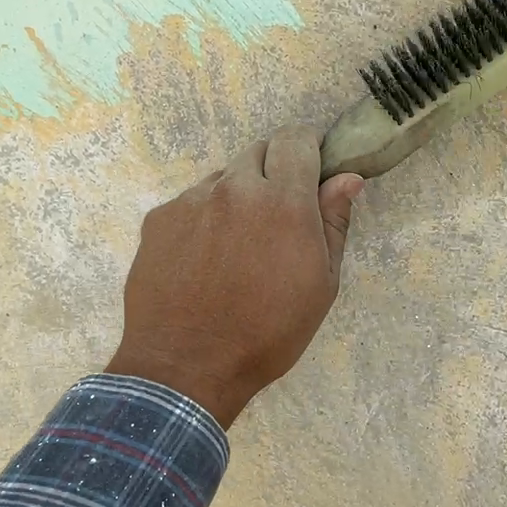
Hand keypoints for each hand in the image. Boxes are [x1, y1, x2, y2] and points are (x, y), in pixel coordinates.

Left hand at [105, 125, 363, 426]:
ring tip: (239, 245)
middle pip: (259, 151)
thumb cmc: (269, 332)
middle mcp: (236, 189)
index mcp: (284, 202)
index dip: (308, 148)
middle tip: (279, 215)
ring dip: (239, 195)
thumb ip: (333, 223)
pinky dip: (206, 217)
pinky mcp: (159, 219)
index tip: (312, 170)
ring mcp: (191, 201)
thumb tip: (347, 179)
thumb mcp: (321, 284)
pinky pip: (192, 202)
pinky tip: (206, 259)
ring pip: (224, 177)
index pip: (296, 139)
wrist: (187, 367)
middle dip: (275, 170)